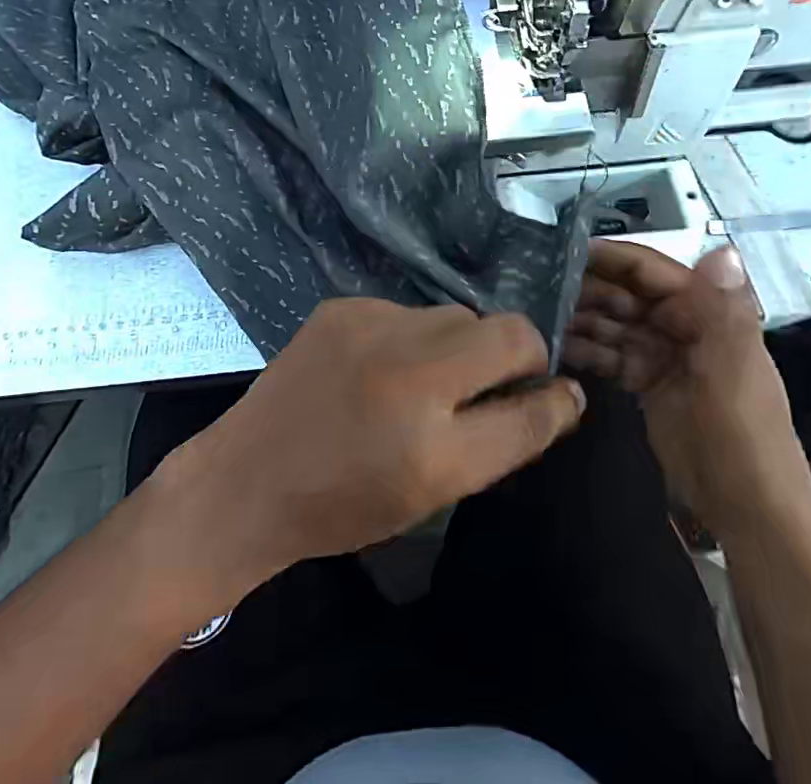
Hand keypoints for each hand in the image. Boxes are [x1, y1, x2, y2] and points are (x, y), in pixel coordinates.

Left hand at [138, 299, 583, 617]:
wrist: (243, 485)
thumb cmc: (349, 503)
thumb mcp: (440, 488)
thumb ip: (512, 437)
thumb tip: (567, 394)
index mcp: (433, 431)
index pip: (531, 392)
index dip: (553, 393)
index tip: (551, 398)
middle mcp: (408, 364)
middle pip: (506, 331)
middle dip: (511, 359)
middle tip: (479, 396)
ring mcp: (371, 323)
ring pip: (460, 318)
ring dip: (462, 348)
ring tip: (424, 386)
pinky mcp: (344, 307)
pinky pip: (413, 311)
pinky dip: (416, 338)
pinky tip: (382, 371)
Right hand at [562, 241, 810, 539]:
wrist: (745, 502)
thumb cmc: (742, 430)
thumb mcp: (734, 367)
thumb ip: (722, 308)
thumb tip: (724, 248)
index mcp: (711, 311)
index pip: (656, 273)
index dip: (616, 259)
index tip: (570, 250)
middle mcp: (687, 325)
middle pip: (631, 295)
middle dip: (592, 289)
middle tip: (542, 288)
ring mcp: (666, 356)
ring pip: (618, 325)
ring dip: (585, 319)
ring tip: (541, 316)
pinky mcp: (649, 384)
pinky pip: (615, 356)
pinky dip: (590, 351)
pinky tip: (559, 348)